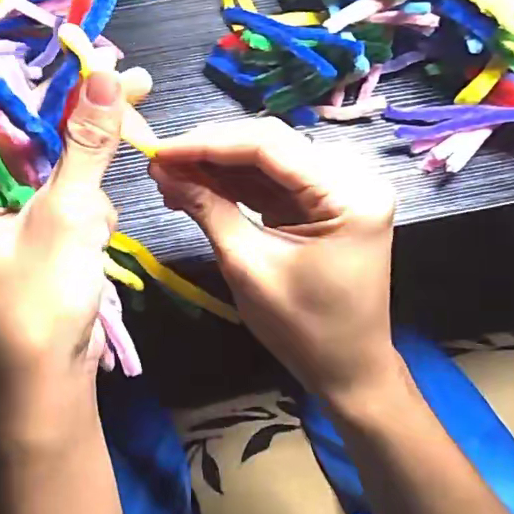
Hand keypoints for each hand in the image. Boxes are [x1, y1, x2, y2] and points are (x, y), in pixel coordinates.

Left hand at [0, 70, 124, 445]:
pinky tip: (94, 247)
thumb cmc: (42, 298)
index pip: (14, 118)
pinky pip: (68, 211)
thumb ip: (86, 143)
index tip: (112, 69)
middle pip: (42, 147)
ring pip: (63, 180)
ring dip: (89, 200)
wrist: (49, 387)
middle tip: (138, 100)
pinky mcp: (36, 245)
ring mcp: (8, 225)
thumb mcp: (67, 213)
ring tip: (94, 235)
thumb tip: (105, 73)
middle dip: (85, 156)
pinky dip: (88, 222)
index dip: (64, 92)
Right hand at [149, 118, 402, 404]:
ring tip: (171, 176)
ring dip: (219, 167)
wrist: (346, 369)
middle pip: (271, 146)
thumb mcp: (249, 267)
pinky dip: (236, 184)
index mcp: (350, 195)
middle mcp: (353, 179)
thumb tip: (162, 171)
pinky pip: (274, 181)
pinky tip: (199, 187)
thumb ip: (207, 209)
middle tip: (161, 163)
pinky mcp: (325, 201)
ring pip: (269, 160)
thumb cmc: (303, 329)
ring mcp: (341, 188)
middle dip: (212, 152)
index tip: (159, 151)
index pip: (271, 148)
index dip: (209, 144)